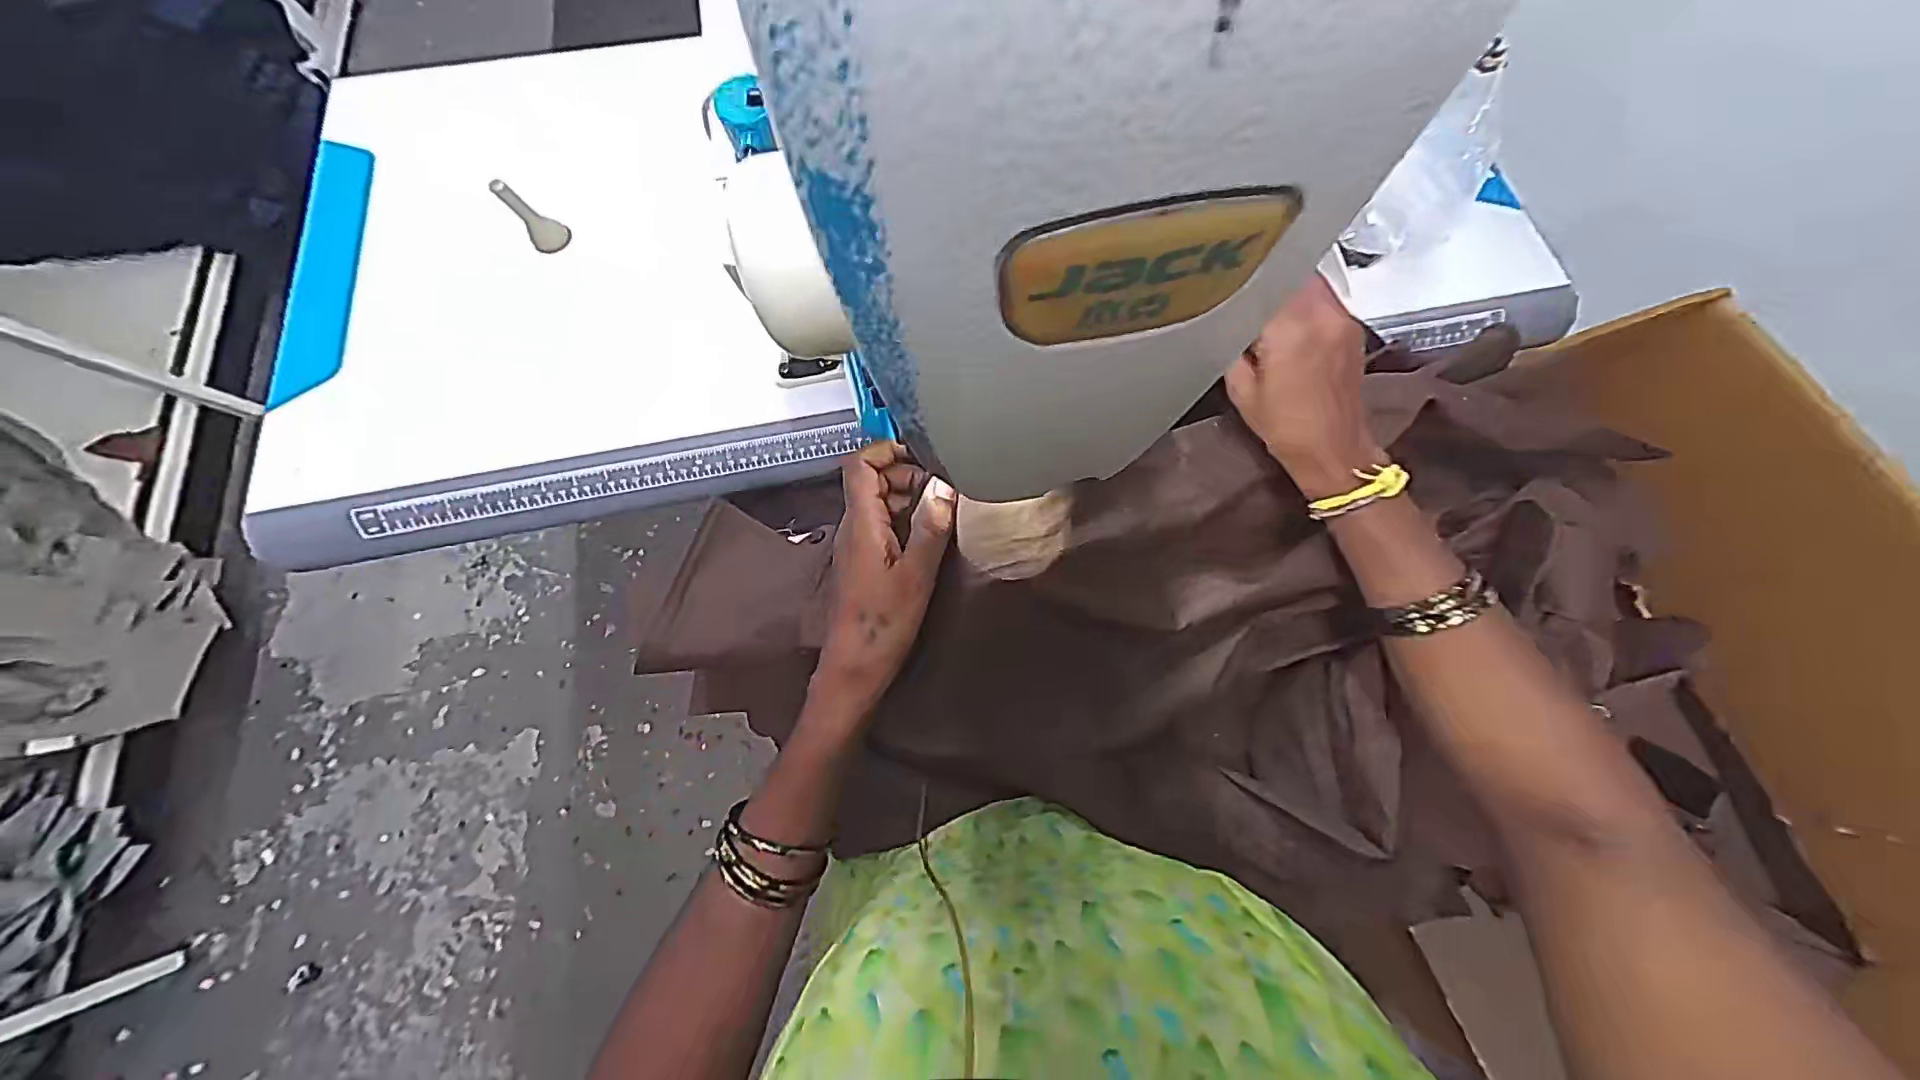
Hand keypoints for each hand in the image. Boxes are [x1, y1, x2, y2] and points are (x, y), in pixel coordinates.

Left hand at [812, 441, 956, 718]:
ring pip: (880, 502)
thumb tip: (944, 485)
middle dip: (908, 474)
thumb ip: (931, 528)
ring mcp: (857, 544)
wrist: (854, 667)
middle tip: (943, 491)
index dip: (887, 449)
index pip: (860, 464)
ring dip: (909, 498)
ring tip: (942, 512)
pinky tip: (930, 537)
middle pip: (872, 479)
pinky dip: (906, 520)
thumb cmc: (882, 624)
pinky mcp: (864, 560)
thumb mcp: (916, 575)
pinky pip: (883, 524)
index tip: (923, 456)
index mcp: (861, 523)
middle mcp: (853, 527)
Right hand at [1226, 275, 1385, 498]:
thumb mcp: (1242, 392)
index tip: (1223, 284)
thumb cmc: (1285, 428)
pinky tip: (1284, 319)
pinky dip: (1302, 301)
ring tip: (1259, 302)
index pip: (1264, 285)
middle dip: (1264, 279)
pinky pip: (1323, 299)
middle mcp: (1322, 316)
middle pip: (1291, 275)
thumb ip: (1233, 350)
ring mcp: (1342, 320)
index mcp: (1291, 331)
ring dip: (1285, 288)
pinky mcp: (1351, 329)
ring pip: (1309, 282)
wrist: (1335, 449)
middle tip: (1238, 287)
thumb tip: (1229, 324)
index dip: (1241, 282)